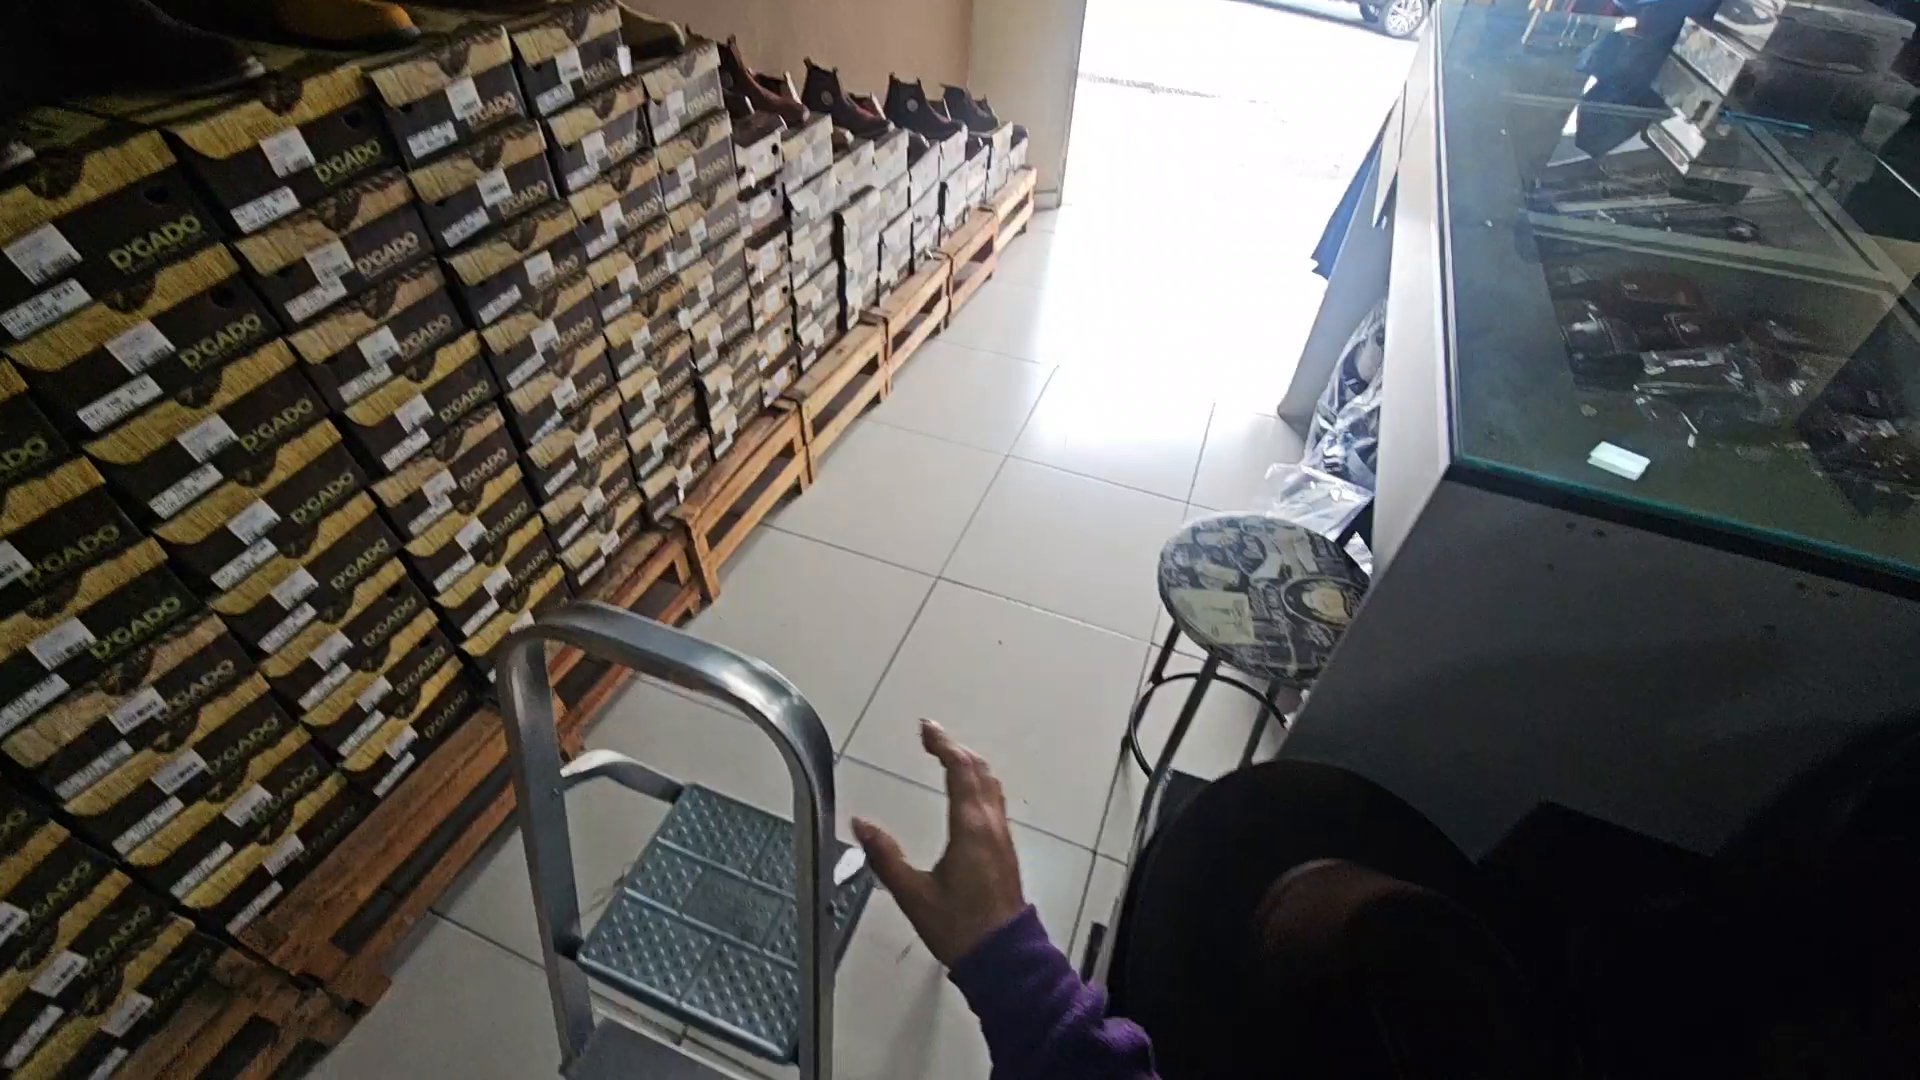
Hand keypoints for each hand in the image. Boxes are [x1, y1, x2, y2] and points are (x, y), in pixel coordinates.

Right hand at [852, 720, 1026, 966]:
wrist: (1004, 955)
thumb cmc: (958, 926)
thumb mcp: (914, 895)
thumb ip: (886, 857)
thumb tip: (860, 823)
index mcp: (970, 826)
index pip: (960, 769)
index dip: (943, 744)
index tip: (925, 728)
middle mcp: (990, 821)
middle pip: (978, 768)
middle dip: (954, 746)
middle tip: (929, 735)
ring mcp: (1001, 833)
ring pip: (990, 782)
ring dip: (969, 761)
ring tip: (945, 754)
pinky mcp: (1004, 846)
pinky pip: (993, 797)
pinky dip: (977, 779)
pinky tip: (965, 789)